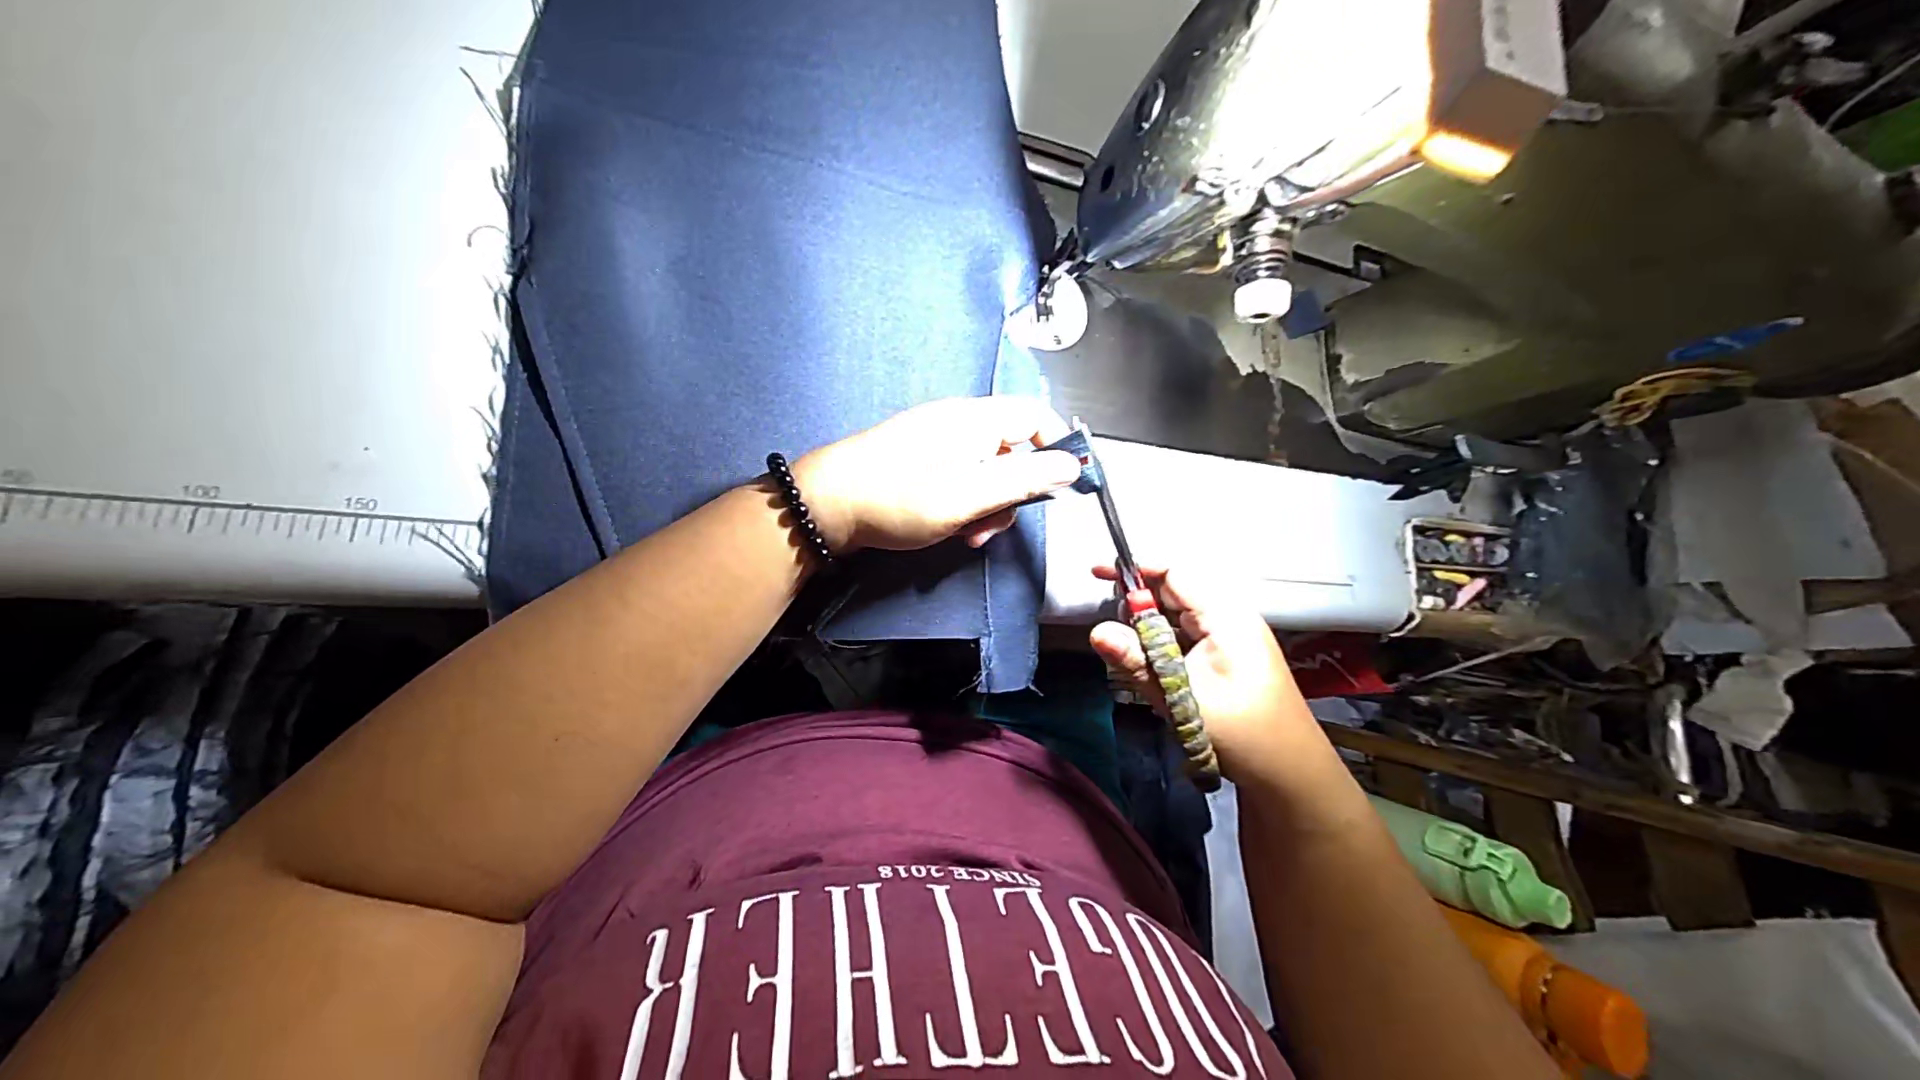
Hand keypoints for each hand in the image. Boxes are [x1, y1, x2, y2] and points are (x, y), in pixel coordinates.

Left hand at [791, 397, 1080, 553]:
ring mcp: (940, 442)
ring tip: (963, 532)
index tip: (1060, 485)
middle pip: (1014, 451)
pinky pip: (962, 479)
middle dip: (1013, 493)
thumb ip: (1024, 480)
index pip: (1037, 418)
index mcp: (976, 419)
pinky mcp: (923, 461)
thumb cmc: (895, 498)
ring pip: (989, 472)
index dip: (1056, 448)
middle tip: (990, 524)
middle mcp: (960, 423)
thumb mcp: (969, 495)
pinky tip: (947, 526)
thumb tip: (1070, 466)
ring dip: (987, 507)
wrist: (827, 506)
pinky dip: (964, 504)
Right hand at [1088, 566, 1323, 784]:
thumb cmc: (1242, 730)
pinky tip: (1151, 659)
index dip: (1135, 569)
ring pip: (1179, 614)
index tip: (1098, 573)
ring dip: (1150, 623)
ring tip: (1128, 645)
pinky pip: (1189, 633)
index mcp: (1225, 616)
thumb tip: (1097, 632)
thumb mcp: (1181, 695)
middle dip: (1138, 599)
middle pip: (1175, 591)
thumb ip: (1137, 660)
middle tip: (1111, 622)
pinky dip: (1164, 639)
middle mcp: (1230, 617)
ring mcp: (1232, 636)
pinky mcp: (1230, 655)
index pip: (1174, 572)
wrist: (1290, 773)